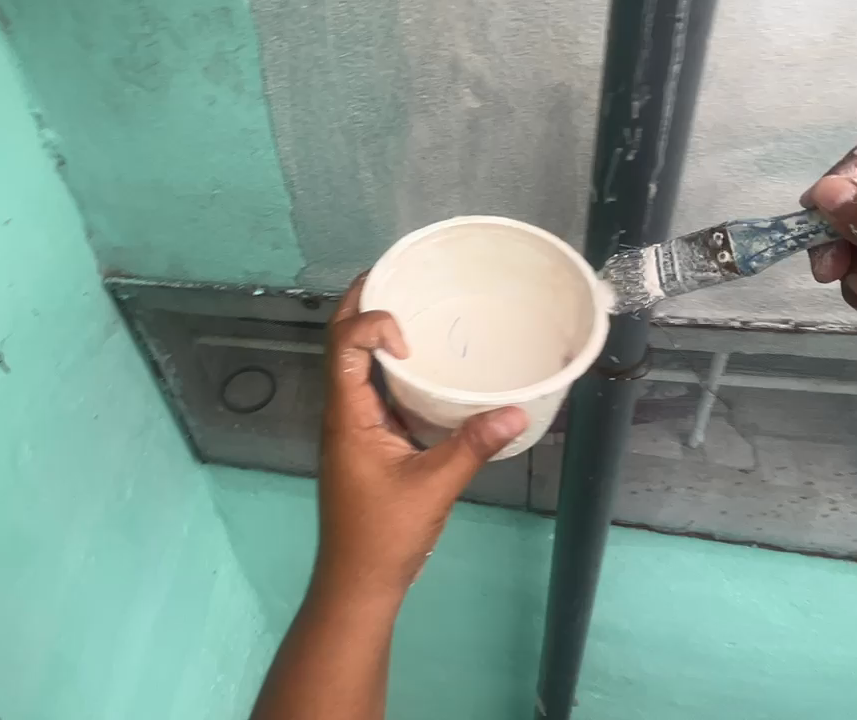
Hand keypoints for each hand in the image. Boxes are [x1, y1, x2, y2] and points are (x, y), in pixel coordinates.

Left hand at [314, 276, 526, 600]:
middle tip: (396, 274)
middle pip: (338, 342)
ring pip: (349, 361)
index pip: (342, 345)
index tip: (409, 339)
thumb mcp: (434, 488)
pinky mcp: (363, 437)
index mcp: (347, 414)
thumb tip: (518, 411)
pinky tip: (418, 362)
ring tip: (408, 303)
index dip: (369, 324)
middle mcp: (341, 409)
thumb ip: (473, 447)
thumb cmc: (385, 534)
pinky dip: (384, 361)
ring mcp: (350, 423)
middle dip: (360, 304)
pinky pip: (367, 384)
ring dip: (369, 329)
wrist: (357, 581)